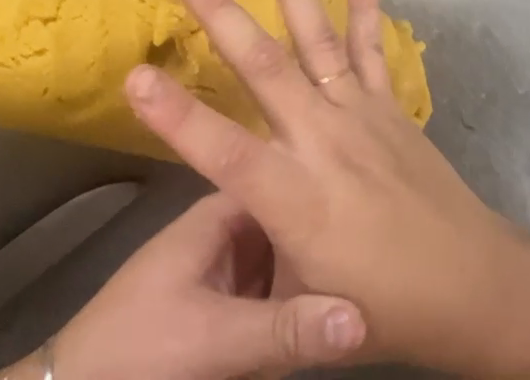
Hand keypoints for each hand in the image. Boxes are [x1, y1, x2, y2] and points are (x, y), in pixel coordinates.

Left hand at [34, 191, 365, 379]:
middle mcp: (231, 239)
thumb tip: (362, 316)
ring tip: (386, 277)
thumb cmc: (137, 348)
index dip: (330, 190)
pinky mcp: (234, 316)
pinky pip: (282, 304)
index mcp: (220, 218)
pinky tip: (352, 318)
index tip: (382, 200)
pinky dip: (308, 312)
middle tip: (392, 252)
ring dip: (324, 277)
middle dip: (334, 241)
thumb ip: (285, 328)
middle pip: (295, 229)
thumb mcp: (214, 336)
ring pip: (293, 269)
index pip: (285, 182)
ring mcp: (233, 279)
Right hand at [122, 0, 529, 374]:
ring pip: (318, 40)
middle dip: (221, 16)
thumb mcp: (305, 305)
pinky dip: (367, 7)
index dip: (177, 117)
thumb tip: (227, 225)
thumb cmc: (384, 306)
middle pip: (264, 69)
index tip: (136, 75)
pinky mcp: (390, 108)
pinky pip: (373, 50)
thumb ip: (260, 256)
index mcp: (294, 198)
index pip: (223, 152)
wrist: (474, 286)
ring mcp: (360, 116)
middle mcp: (323, 142)